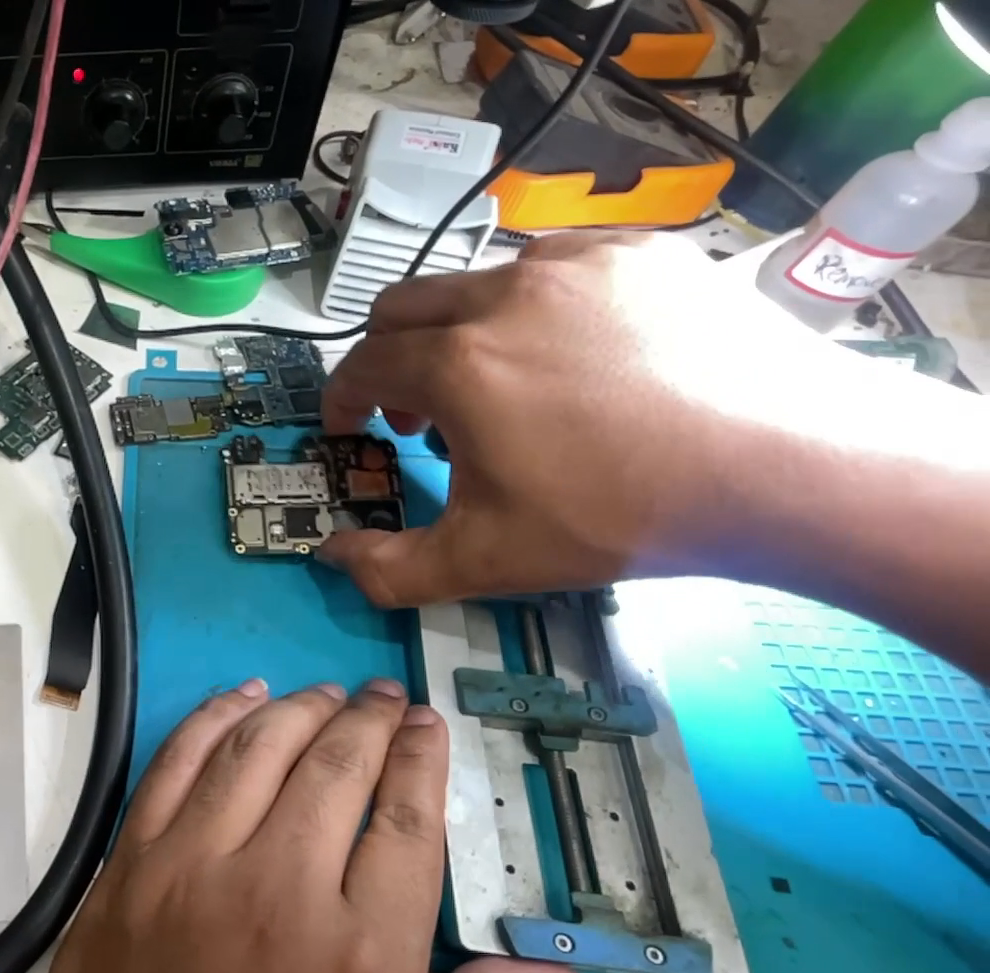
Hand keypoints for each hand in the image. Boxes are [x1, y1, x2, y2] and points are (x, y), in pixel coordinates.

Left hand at [23, 678, 587, 972]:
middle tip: (383, 698)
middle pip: (334, 768)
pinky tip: (240, 698)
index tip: (426, 725)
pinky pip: (172, 763)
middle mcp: (276, 889)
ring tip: (325, 693)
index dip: (421, 761)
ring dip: (296, 709)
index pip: (406, 821)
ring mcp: (190, 866)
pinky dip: (210, 718)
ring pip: (255, 749)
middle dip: (368, 721)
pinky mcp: (127, 861)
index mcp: (360, 958)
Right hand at [315, 232, 853, 607]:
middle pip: (401, 307)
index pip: (362, 364)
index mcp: (456, 363)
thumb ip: (386, 570)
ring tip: (501, 384)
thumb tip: (327, 555)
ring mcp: (577, 263)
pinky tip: (568, 352)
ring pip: (474, 282)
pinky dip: (531, 306)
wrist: (793, 470)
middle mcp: (503, 293)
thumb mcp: (484, 561)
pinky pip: (553, 264)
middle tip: (416, 412)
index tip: (349, 426)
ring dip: (457, 332)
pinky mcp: (641, 254)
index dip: (342, 399)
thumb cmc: (618, 516)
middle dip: (387, 359)